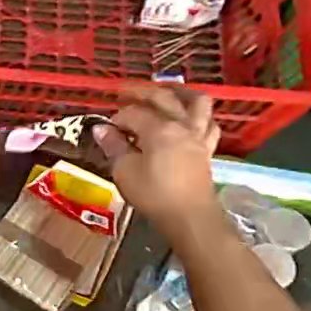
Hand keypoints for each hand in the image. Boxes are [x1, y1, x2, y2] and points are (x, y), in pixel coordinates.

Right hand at [93, 85, 222, 234]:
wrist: (190, 218)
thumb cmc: (154, 195)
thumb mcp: (125, 172)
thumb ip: (114, 147)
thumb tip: (101, 129)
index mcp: (159, 128)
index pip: (134, 113)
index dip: (118, 117)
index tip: (106, 128)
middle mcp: (181, 125)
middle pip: (163, 98)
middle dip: (142, 93)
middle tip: (125, 93)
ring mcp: (198, 135)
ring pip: (196, 102)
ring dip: (180, 93)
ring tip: (167, 92)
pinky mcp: (208, 149)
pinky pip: (209, 123)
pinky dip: (200, 116)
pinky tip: (191, 119)